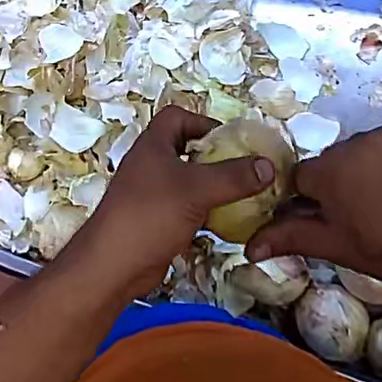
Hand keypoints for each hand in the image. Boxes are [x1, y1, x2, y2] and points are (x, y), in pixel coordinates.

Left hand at [55, 106, 274, 300]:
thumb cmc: (151, 214)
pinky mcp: (155, 219)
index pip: (177, 117)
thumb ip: (234, 176)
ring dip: (211, 186)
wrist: (113, 265)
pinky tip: (225, 224)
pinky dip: (205, 211)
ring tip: (240, 196)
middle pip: (185, 149)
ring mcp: (150, 193)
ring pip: (187, 180)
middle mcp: (150, 163)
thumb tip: (268, 166)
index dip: (203, 122)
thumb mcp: (197, 190)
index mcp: (153, 144)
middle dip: (214, 157)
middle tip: (241, 168)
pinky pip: (186, 207)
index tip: (229, 139)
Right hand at [246, 117, 381, 295]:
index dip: (316, 200)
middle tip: (371, 215)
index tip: (338, 219)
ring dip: (371, 167)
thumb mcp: (341, 248)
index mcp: (330, 171)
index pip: (304, 178)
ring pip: (365, 148)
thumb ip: (292, 238)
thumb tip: (248, 246)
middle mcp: (355, 141)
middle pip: (335, 160)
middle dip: (344, 183)